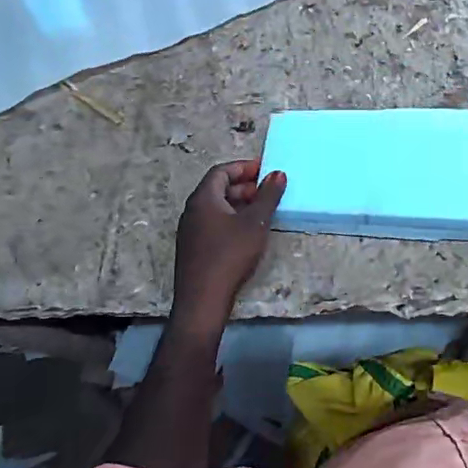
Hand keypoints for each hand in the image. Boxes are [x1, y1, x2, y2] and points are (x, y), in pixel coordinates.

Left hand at [170, 159, 286, 334]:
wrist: (203, 299)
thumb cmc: (230, 254)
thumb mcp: (255, 223)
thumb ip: (268, 196)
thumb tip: (278, 174)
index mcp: (203, 198)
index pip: (221, 171)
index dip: (243, 167)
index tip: (265, 170)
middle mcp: (192, 210)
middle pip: (217, 188)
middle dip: (243, 186)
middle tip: (267, 191)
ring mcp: (190, 230)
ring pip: (216, 207)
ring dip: (238, 204)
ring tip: (261, 211)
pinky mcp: (193, 247)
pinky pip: (212, 223)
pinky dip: (231, 219)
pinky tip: (247, 232)